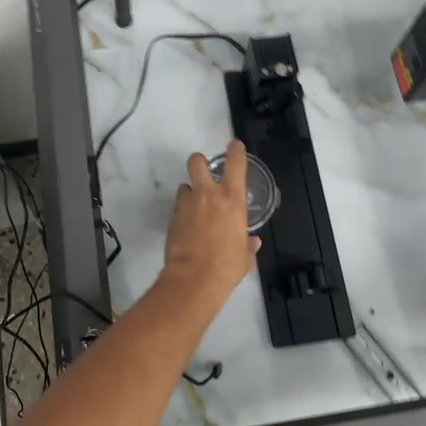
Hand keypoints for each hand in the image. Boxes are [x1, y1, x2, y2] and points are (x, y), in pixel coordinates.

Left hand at [159, 141, 261, 301]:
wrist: (194, 279)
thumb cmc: (227, 266)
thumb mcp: (245, 255)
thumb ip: (248, 244)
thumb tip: (252, 242)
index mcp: (232, 200)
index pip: (235, 164)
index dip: (235, 151)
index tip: (235, 146)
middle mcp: (208, 195)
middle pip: (197, 162)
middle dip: (199, 161)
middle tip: (203, 169)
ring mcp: (187, 205)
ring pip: (184, 186)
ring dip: (189, 192)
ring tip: (195, 206)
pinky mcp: (172, 218)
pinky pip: (178, 208)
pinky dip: (183, 212)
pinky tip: (188, 227)